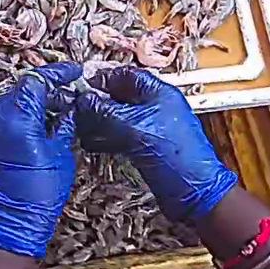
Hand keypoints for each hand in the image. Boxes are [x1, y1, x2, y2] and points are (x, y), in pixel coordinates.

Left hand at [0, 63, 80, 259]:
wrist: (4, 229)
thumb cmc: (36, 198)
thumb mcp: (61, 156)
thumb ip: (64, 124)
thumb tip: (69, 106)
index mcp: (16, 117)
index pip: (37, 79)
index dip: (58, 73)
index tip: (74, 72)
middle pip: (20, 90)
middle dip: (44, 90)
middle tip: (66, 96)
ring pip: (7, 104)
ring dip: (28, 105)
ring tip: (51, 115)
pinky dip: (13, 120)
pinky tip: (30, 131)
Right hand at [75, 66, 237, 220]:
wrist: (193, 193)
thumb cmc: (173, 154)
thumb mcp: (134, 126)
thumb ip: (104, 111)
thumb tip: (82, 100)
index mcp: (159, 93)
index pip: (126, 74)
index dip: (103, 77)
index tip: (82, 84)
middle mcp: (155, 108)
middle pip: (119, 96)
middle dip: (97, 101)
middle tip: (76, 107)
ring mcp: (151, 129)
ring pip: (118, 118)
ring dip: (98, 121)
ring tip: (79, 126)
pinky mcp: (146, 149)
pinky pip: (120, 137)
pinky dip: (105, 138)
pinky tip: (91, 144)